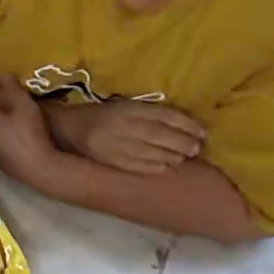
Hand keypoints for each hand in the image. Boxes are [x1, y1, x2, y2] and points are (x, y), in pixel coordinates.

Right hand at [47, 98, 205, 174]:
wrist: (69, 129)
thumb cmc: (104, 116)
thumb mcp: (126, 107)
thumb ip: (151, 113)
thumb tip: (186, 126)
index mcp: (129, 109)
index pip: (165, 115)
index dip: (187, 124)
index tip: (203, 131)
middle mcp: (124, 126)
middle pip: (162, 136)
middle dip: (184, 142)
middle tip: (197, 148)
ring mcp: (117, 145)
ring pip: (154, 153)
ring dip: (173, 156)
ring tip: (183, 157)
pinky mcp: (111, 161)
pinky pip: (139, 166)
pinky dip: (156, 167)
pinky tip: (165, 166)